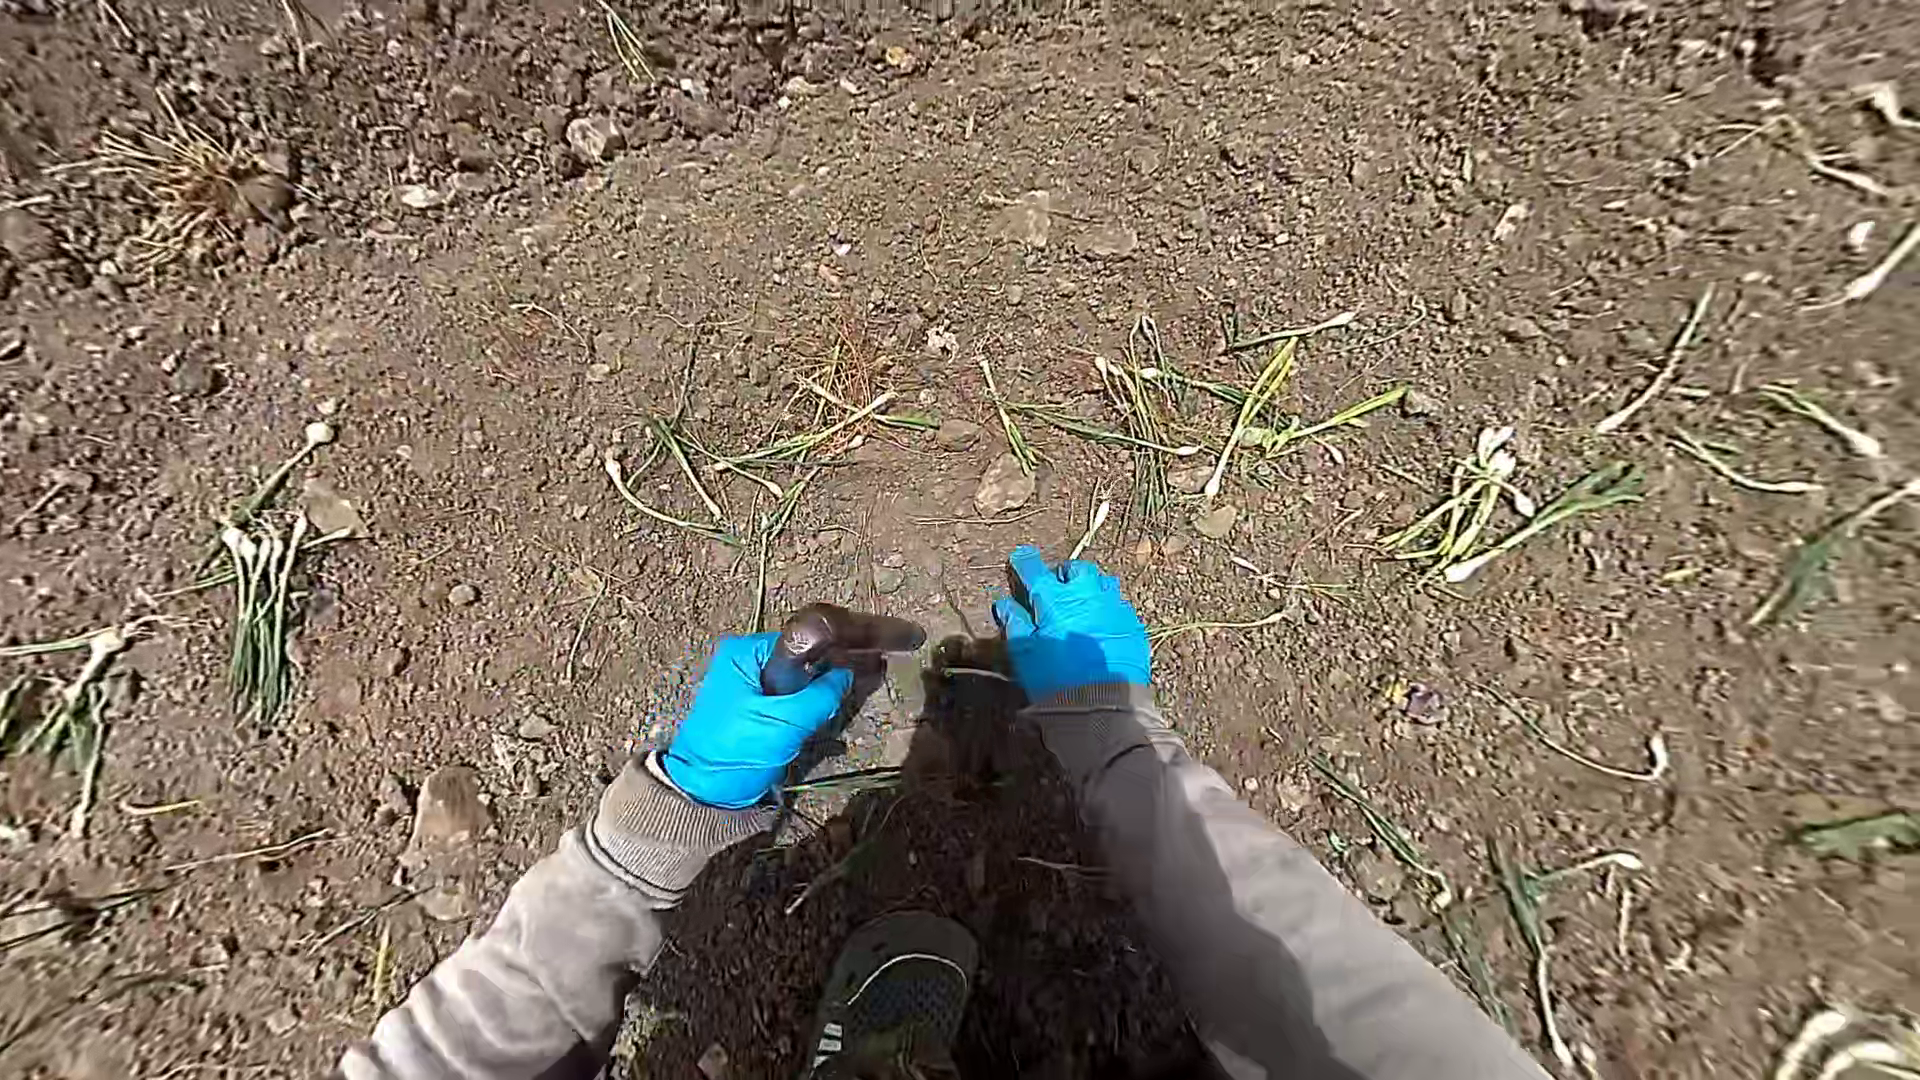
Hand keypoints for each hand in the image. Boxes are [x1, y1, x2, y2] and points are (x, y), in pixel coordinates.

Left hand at [663, 633, 852, 808]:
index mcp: (743, 651)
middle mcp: (740, 660)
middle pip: (796, 662)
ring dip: (805, 703)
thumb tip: (846, 674)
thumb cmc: (738, 751)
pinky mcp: (747, 706)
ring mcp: (743, 683)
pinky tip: (796, 731)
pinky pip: (783, 699)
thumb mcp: (787, 721)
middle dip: (813, 686)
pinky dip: (794, 713)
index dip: (823, 658)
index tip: (837, 679)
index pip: (797, 641)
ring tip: (805, 724)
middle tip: (820, 708)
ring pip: (792, 683)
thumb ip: (822, 695)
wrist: (705, 797)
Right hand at [991, 544, 1149, 700]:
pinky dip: (1106, 610)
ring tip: (1081, 604)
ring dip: (1089, 588)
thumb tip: (1005, 604)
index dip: (1023, 561)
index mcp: (1054, 597)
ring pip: (1101, 583)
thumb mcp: (1024, 653)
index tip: (1020, 560)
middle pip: (1074, 569)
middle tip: (1054, 587)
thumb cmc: (1055, 679)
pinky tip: (1100, 627)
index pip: (1033, 567)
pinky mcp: (1133, 624)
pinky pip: (1117, 606)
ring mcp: (1113, 606)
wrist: (1103, 706)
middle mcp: (1086, 593)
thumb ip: (1015, 622)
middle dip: (1062, 574)